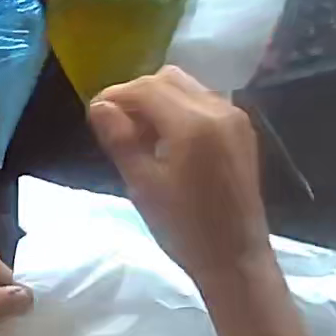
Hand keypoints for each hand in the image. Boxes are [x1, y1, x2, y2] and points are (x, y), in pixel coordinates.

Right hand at [88, 66, 271, 284]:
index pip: (146, 88)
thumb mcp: (142, 185)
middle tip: (116, 126)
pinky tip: (166, 142)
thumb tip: (99, 106)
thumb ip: (120, 140)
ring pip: (187, 88)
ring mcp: (235, 118)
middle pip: (168, 79)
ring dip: (158, 101)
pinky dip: (179, 110)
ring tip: (139, 137)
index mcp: (191, 124)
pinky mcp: (241, 132)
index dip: (115, 95)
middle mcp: (217, 109)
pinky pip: (204, 103)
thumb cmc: (182, 228)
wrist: (234, 257)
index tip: (94, 115)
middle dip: (137, 95)